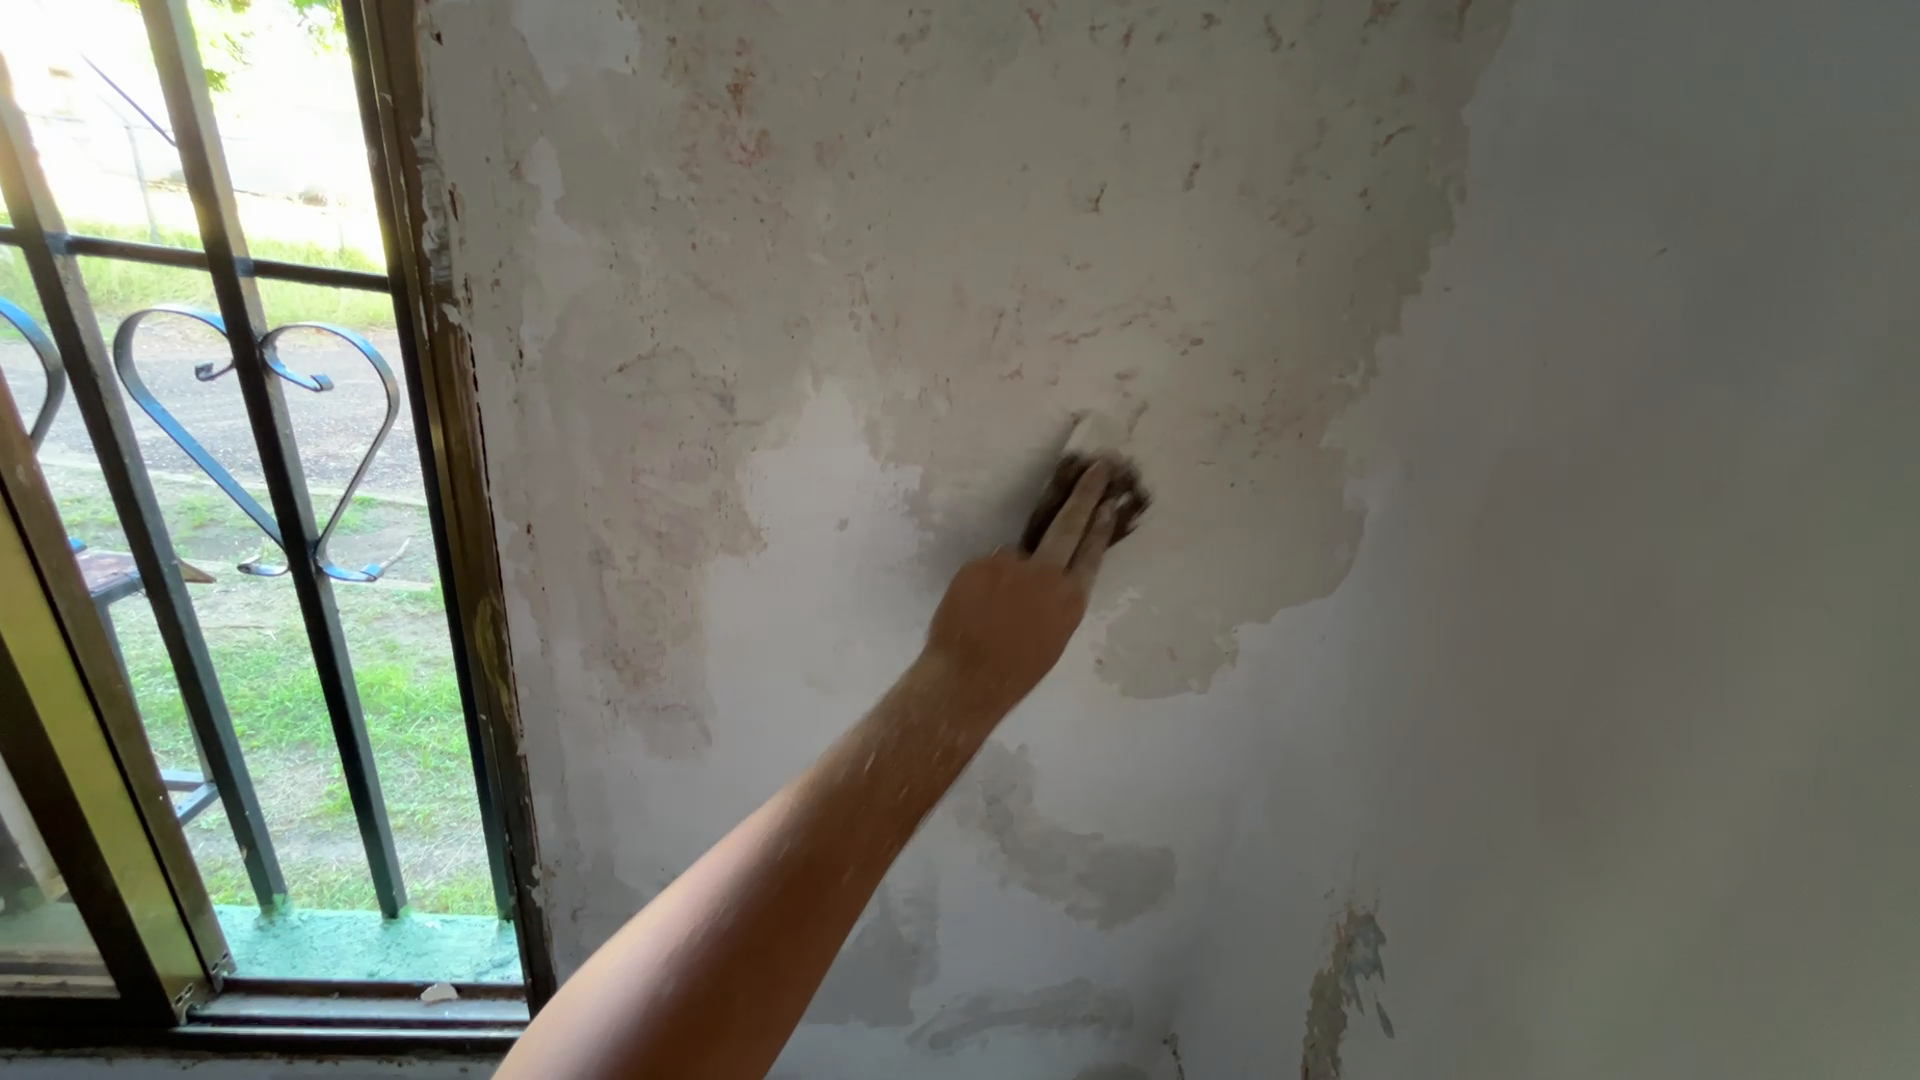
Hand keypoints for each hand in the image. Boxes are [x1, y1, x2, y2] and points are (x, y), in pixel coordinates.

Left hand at [921, 458, 1126, 710]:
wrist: (967, 677)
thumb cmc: (1014, 670)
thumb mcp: (1053, 637)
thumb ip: (1056, 600)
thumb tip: (1049, 576)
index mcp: (1071, 600)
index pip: (1091, 553)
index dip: (1100, 525)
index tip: (1108, 501)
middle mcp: (1046, 575)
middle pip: (1070, 524)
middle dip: (1087, 493)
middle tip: (1099, 466)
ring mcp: (1012, 565)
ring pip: (1016, 555)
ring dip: (1009, 572)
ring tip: (992, 608)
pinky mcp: (981, 563)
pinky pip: (987, 566)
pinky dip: (983, 581)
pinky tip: (976, 607)